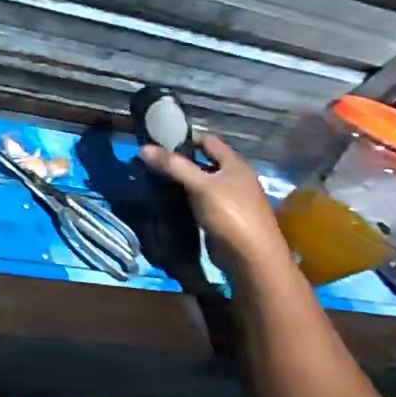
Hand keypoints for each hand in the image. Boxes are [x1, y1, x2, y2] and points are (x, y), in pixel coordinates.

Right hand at [141, 134, 292, 276]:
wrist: (252, 258)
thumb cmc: (231, 214)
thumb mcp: (200, 185)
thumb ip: (173, 165)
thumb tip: (143, 147)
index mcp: (235, 165)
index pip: (208, 141)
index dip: (185, 138)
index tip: (158, 141)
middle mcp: (233, 178)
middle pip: (201, 162)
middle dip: (176, 160)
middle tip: (148, 161)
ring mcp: (227, 198)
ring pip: (197, 181)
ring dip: (177, 180)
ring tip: (150, 178)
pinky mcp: (219, 216)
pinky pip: (196, 199)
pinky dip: (181, 196)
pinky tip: (163, 198)